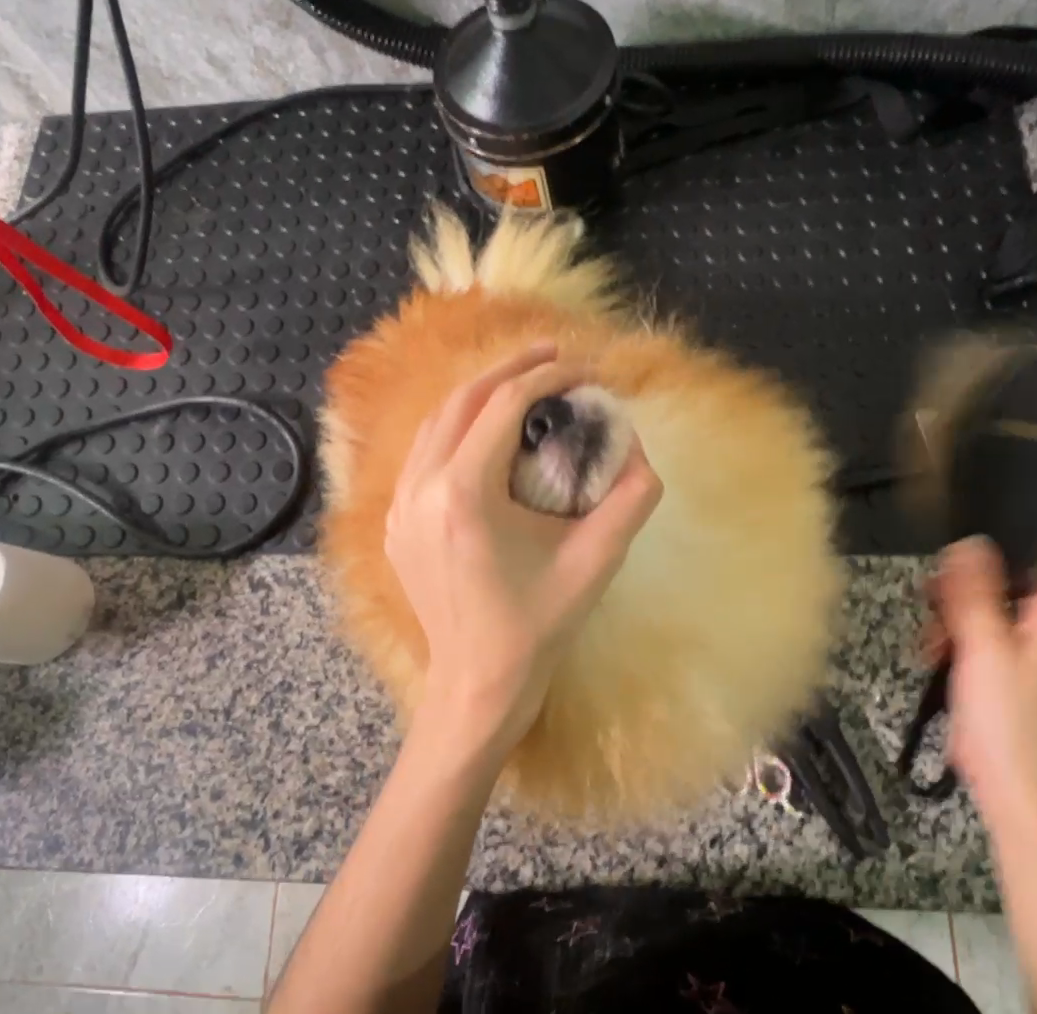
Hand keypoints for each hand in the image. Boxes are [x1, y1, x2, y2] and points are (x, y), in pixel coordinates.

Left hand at [384, 344, 663, 759]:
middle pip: (462, 401)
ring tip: (524, 382)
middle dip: (510, 369)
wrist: (478, 681)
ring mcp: (399, 507)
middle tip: (554, 356)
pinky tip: (487, 434)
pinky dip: (457, 430)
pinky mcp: (396, 524)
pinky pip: (423, 456)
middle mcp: (420, 489)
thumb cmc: (539, 624)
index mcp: (463, 493)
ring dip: (480, 395)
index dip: (547, 377)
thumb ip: (631, 498)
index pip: (504, 406)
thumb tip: (640, 449)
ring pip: (436, 424)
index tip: (583, 370)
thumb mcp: (597, 560)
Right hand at [935, 522, 1036, 820]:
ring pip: (998, 600)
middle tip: (941, 588)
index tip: (1016, 515)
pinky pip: (984, 630)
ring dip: (959, 606)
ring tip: (932, 633)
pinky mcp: (1010, 668)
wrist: (1020, 796)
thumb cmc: (1011, 726)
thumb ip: (974, 596)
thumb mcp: (984, 652)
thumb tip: (968, 542)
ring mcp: (1032, 647)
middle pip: (1028, 571)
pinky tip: (935, 655)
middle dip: (979, 572)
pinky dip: (957, 633)